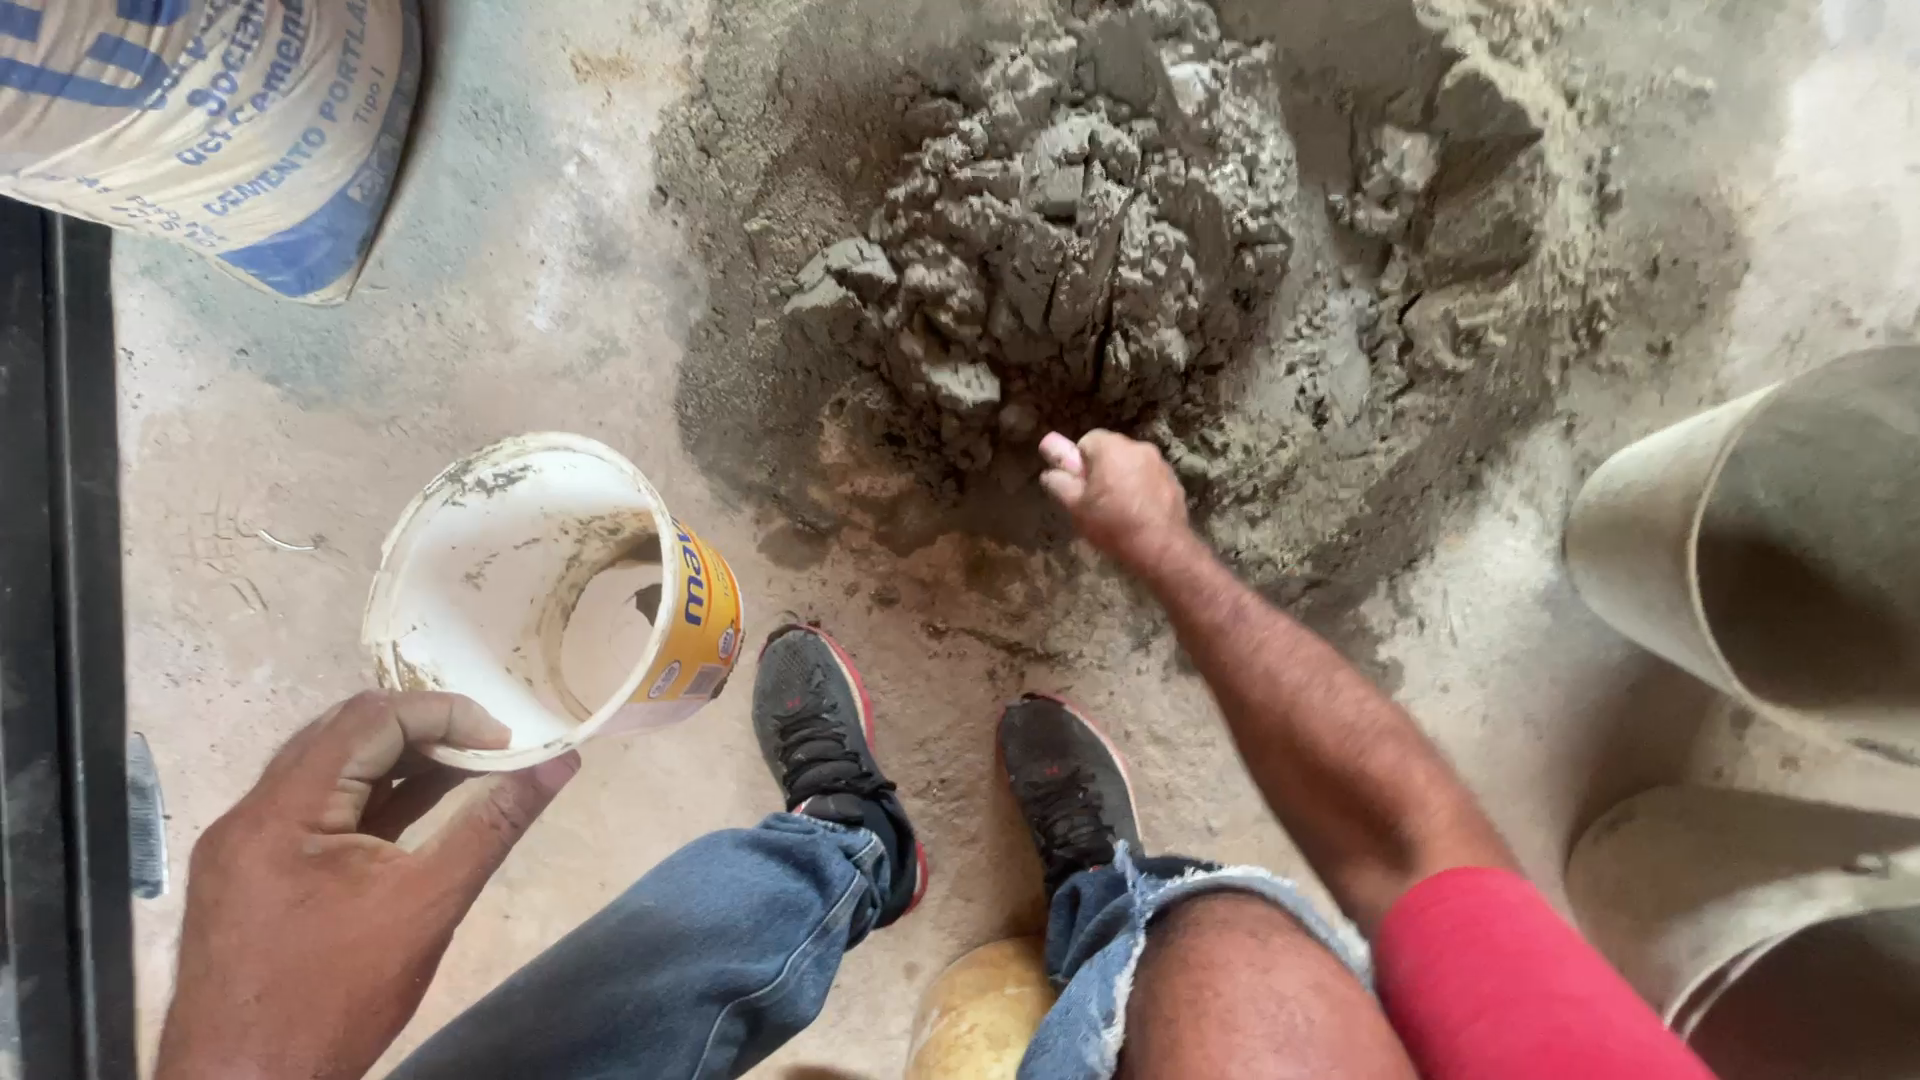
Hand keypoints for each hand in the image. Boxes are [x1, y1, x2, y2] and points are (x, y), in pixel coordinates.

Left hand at [154, 691, 578, 1079]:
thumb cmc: (338, 998)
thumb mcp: (432, 903)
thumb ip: (497, 821)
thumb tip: (561, 762)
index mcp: (281, 815)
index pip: (370, 720)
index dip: (446, 714)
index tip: (504, 741)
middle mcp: (254, 814)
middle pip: (348, 730)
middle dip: (429, 726)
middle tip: (490, 748)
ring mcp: (252, 842)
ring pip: (338, 763)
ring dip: (409, 755)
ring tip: (473, 768)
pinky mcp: (264, 868)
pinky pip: (330, 802)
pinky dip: (386, 789)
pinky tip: (434, 796)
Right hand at [1039, 429, 1194, 573]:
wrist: (1160, 547)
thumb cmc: (1112, 524)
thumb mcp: (1075, 507)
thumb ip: (1058, 483)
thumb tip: (1050, 473)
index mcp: (1111, 448)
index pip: (1087, 440)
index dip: (1079, 463)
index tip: (1080, 485)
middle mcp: (1138, 447)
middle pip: (1111, 451)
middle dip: (1101, 469)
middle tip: (1095, 499)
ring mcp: (1160, 463)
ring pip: (1131, 464)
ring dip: (1122, 478)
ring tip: (1118, 509)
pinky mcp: (1174, 480)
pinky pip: (1149, 477)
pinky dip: (1141, 488)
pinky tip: (1138, 513)